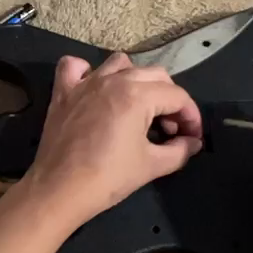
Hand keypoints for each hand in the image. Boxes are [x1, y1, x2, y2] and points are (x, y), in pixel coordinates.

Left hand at [14, 53, 202, 229]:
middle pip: (155, 75)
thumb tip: (192, 142)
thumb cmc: (109, 178)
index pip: (177, 96)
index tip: (191, 138)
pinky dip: (87, 71)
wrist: (60, 189)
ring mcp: (85, 82)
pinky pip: (75, 67)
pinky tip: (94, 88)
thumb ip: (179, 150)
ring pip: (120, 63)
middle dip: (169, 100)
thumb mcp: (152, 166)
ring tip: (138, 107)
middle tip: (169, 129)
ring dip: (136, 80)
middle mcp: (113, 80)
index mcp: (138, 95)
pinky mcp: (62, 92)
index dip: (191, 117)